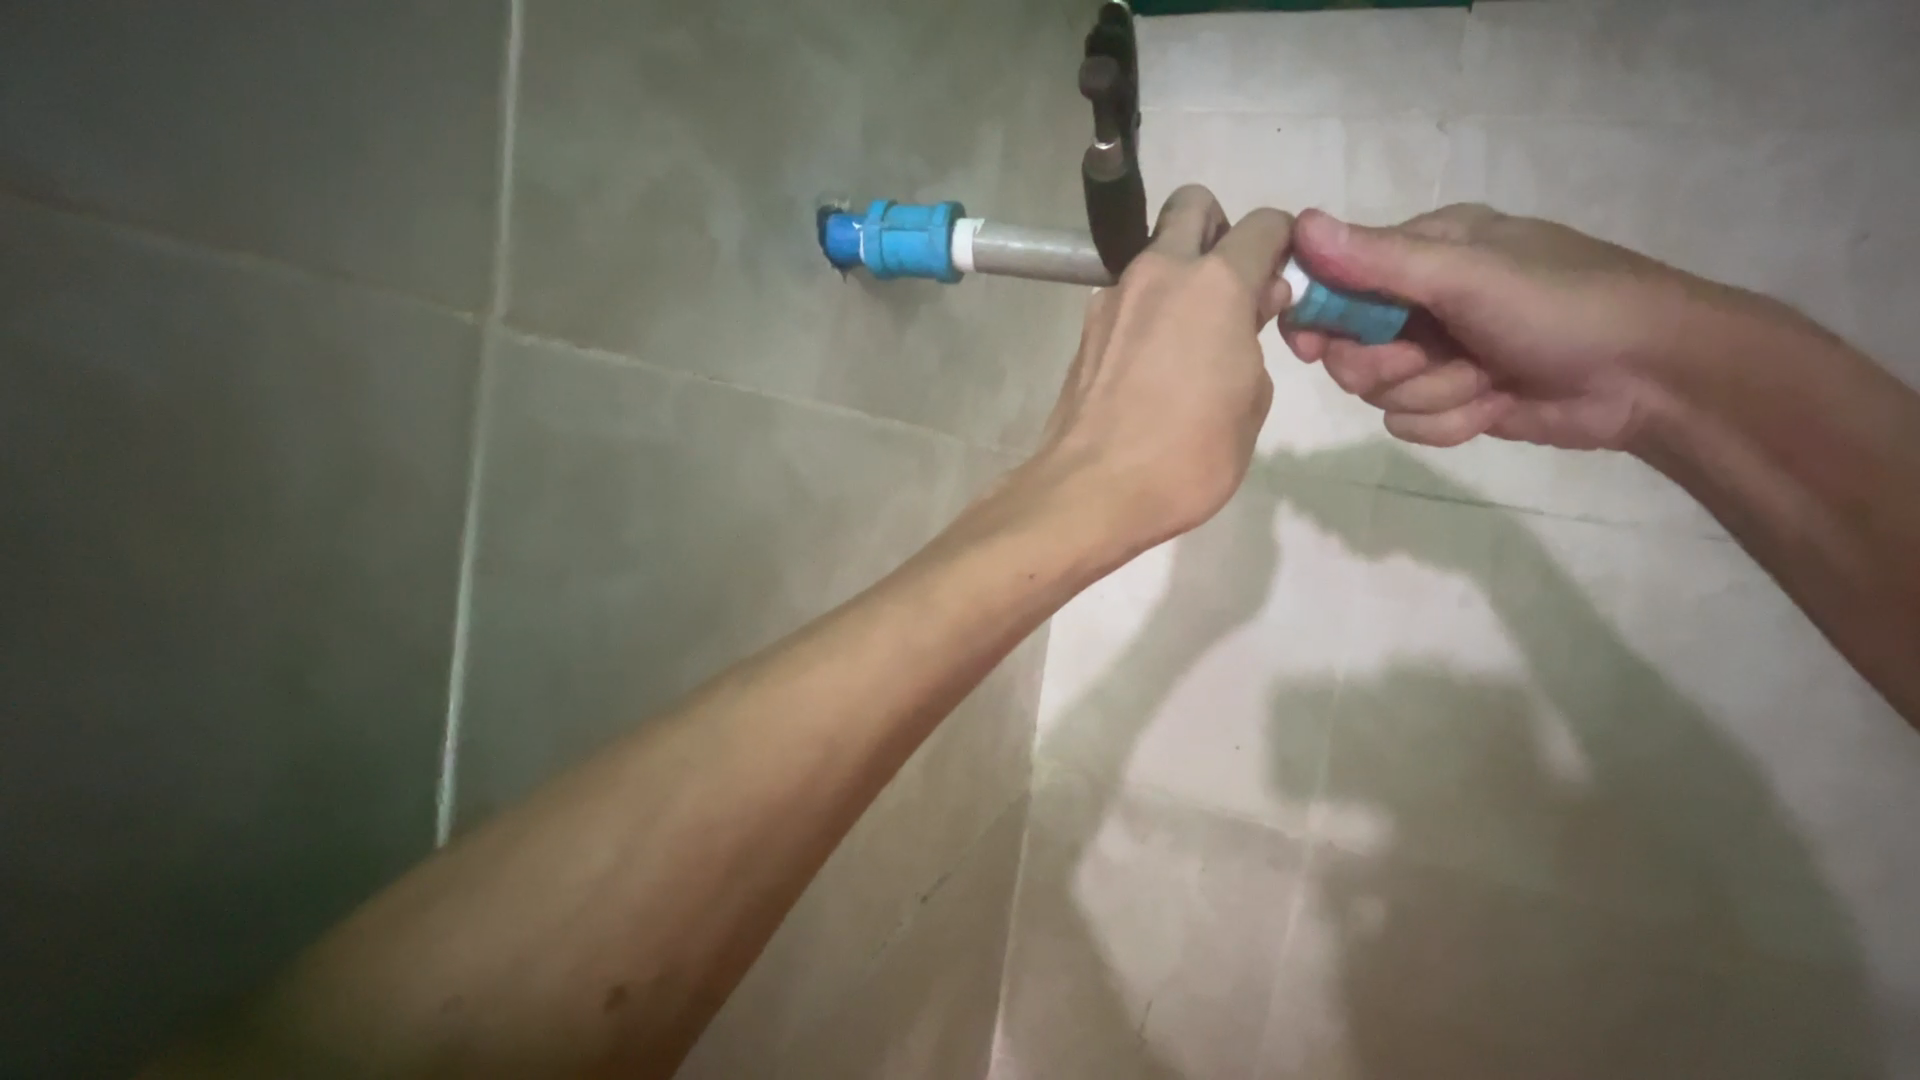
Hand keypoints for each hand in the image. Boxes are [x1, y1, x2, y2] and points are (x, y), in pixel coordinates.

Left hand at [1024, 185, 1294, 551]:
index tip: (1283, 277)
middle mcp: (1157, 274)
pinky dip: (1147, 314)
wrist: (1092, 491)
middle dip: (1217, 231)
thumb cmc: (1188, 455)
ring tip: (1190, 342)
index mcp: (1214, 283)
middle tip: (1230, 288)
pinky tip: (1152, 367)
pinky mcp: (1085, 333)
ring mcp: (1111, 300)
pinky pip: (1126, 301)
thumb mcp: (1251, 403)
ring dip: (1177, 278)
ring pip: (1152, 258)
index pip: (1262, 226)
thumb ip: (1254, 340)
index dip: (1283, 243)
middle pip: (1191, 208)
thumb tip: (1249, 308)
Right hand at [1286, 204, 1716, 450]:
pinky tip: (1492, 406)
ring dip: (1430, 394)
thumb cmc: (1566, 307)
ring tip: (1483, 380)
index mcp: (1425, 252)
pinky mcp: (1451, 399)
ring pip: (1376, 392)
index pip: (1334, 280)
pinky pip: (1407, 422)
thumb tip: (1298, 225)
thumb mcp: (1471, 276)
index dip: (1315, 315)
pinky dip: (1449, 422)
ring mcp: (1436, 354)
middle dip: (1382, 365)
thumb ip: (1382, 260)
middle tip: (1421, 360)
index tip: (1313, 345)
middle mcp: (1421, 301)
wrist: (1653, 378)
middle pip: (1345, 348)